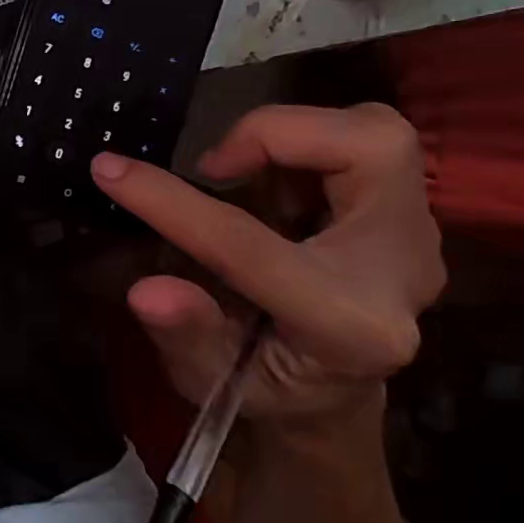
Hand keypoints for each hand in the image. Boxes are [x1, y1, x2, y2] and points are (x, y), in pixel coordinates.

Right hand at [90, 104, 443, 423]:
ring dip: (292, 135)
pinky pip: (364, 145)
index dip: (171, 203)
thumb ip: (184, 335)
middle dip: (277, 133)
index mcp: (345, 327)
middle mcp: (399, 273)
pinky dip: (305, 145)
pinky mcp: (407, 215)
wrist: (332, 390)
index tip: (109, 169)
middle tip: (215, 167)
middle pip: (371, 149)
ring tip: (240, 175)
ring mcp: (413, 239)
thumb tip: (144, 290)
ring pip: (375, 132)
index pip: (251, 246)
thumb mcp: (208, 380)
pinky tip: (269, 185)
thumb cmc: (265, 388)